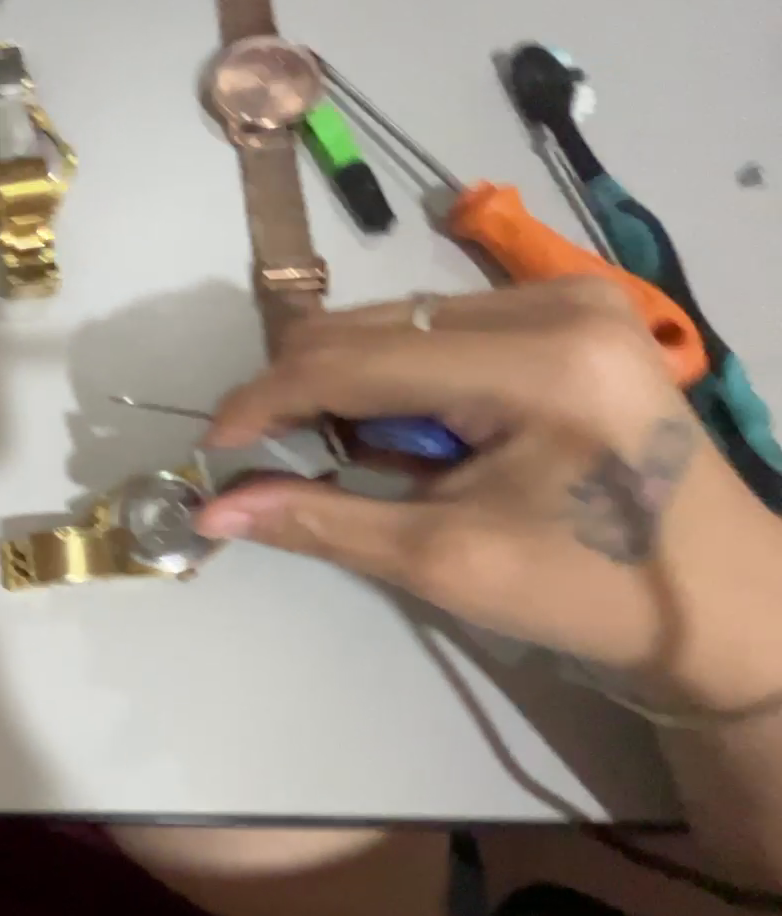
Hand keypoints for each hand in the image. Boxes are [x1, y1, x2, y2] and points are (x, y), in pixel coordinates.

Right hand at [195, 278, 781, 711]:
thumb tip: (212, 509)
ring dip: (333, 391)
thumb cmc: (585, 587)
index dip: (261, 403)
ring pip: (380, 326)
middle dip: (291, 396)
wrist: (720, 599)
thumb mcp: (435, 560)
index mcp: (538, 365)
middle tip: (265, 463)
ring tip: (342, 460)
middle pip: (358, 330)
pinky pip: (419, 333)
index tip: (210, 450)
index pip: (349, 362)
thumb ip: (314, 519)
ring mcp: (560, 301)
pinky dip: (377, 385)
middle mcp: (551, 306)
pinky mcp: (558, 316)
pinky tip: (396, 439)